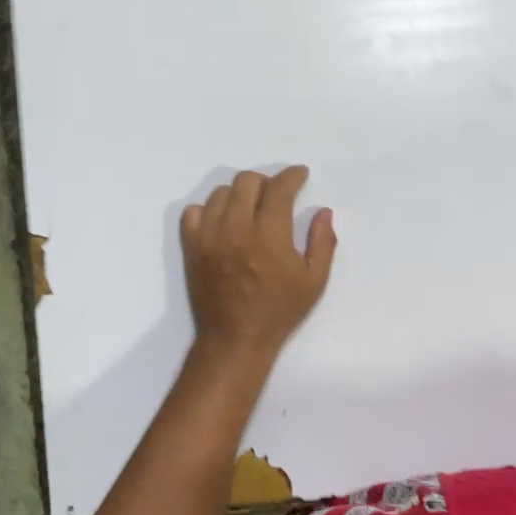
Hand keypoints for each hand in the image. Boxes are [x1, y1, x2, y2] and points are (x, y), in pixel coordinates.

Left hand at [180, 166, 335, 355]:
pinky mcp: (191, 247)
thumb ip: (323, 242)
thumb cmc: (279, 311)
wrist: (235, 339)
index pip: (278, 188)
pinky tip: (222, 223)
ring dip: (238, 194)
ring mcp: (209, 236)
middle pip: (246, 181)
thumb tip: (323, 212)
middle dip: (266, 182)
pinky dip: (209, 210)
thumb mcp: (314, 281)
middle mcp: (236, 228)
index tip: (299, 175)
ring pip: (220, 193)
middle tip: (276, 196)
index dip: (291, 176)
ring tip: (249, 210)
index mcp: (269, 235)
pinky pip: (193, 212)